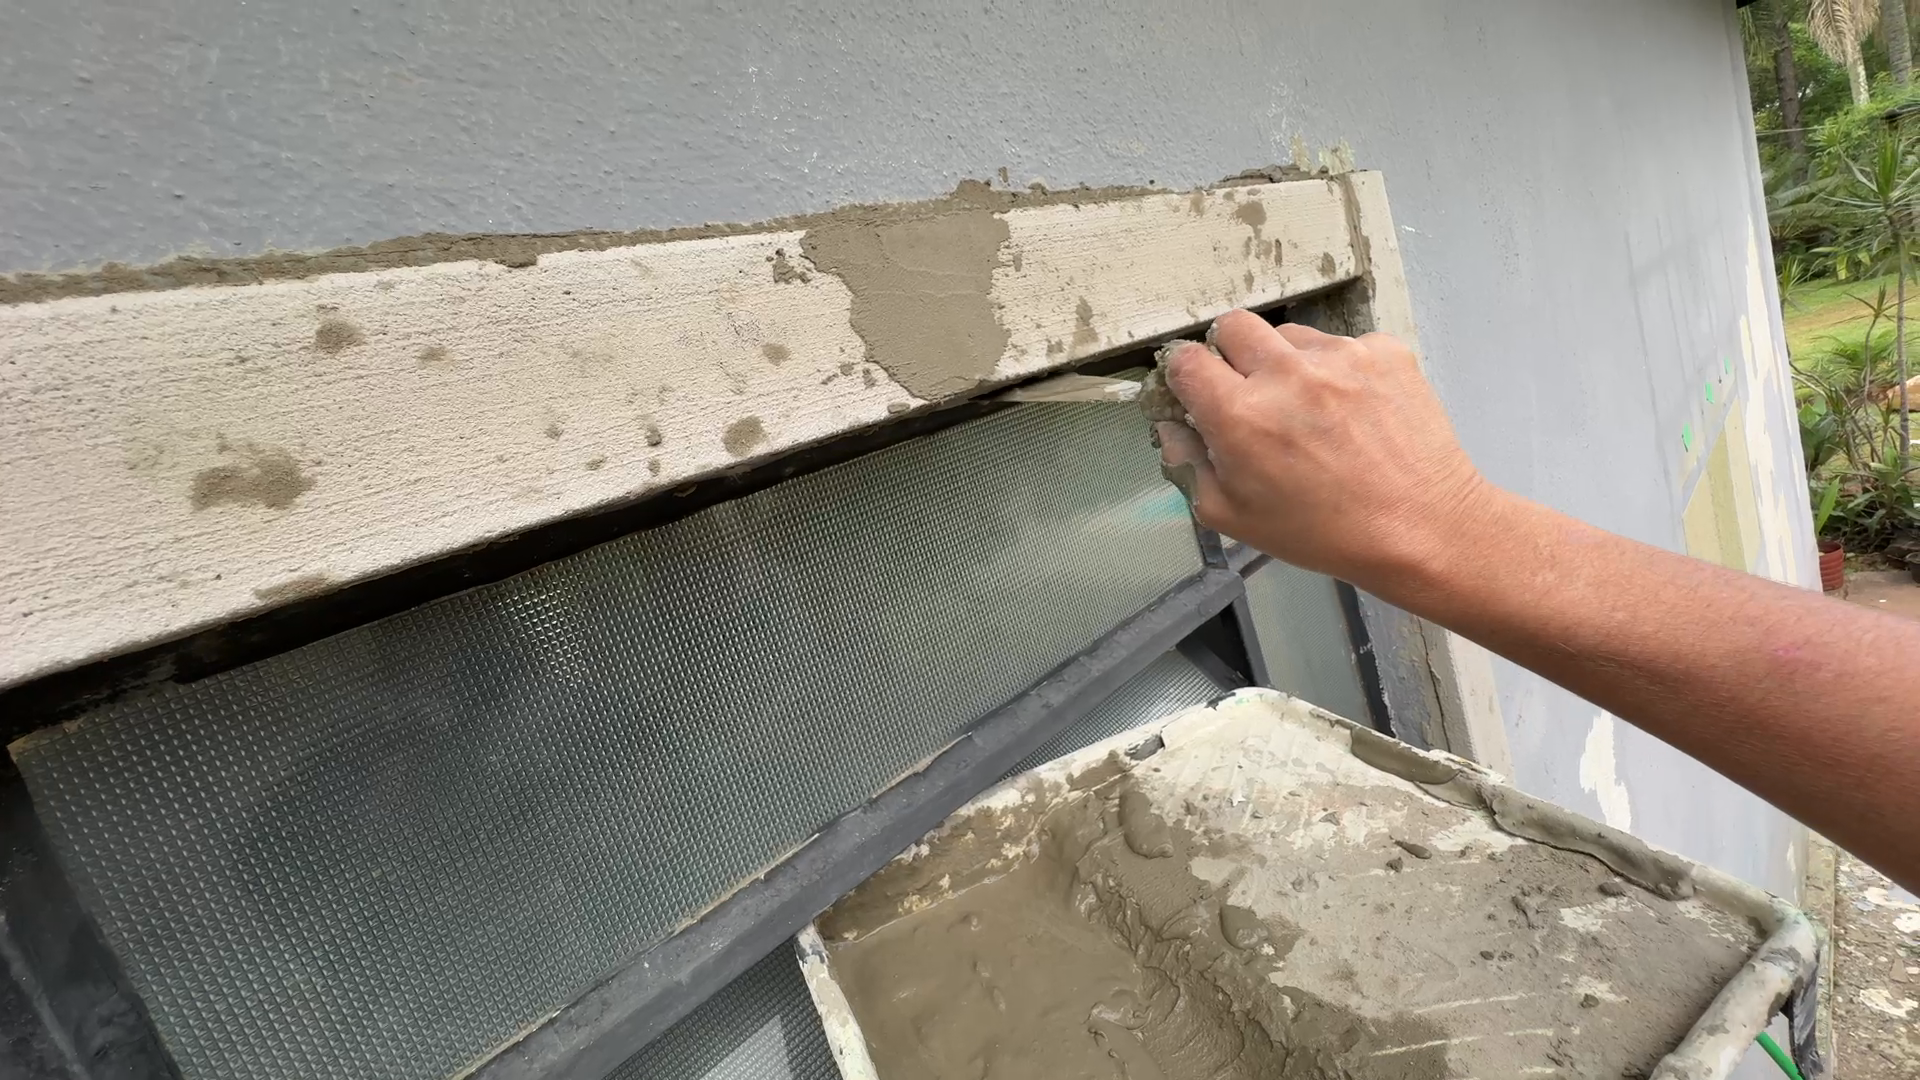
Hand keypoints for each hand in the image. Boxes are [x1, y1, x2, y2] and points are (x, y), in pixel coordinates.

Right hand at [1154, 310, 1491, 587]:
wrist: (1419, 527)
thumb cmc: (1316, 532)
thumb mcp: (1229, 515)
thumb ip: (1188, 464)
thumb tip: (1173, 426)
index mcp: (1238, 416)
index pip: (1186, 360)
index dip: (1182, 376)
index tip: (1194, 393)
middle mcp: (1284, 374)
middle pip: (1232, 326)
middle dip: (1227, 354)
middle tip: (1244, 389)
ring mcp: (1338, 357)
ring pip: (1287, 334)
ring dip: (1281, 361)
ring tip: (1304, 404)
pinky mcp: (1383, 351)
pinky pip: (1339, 345)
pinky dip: (1333, 370)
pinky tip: (1348, 409)